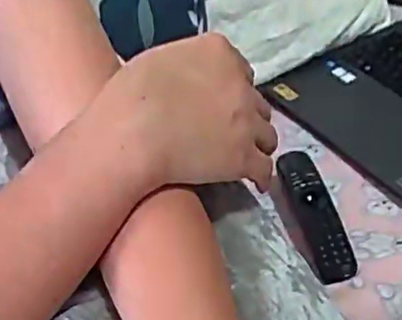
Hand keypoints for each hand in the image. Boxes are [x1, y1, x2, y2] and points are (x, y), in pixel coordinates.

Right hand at [95, 34, 277, 190]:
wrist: (136, 132)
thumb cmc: (133, 97)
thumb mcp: (162, 62)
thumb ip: (187, 69)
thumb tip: (188, 88)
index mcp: (219, 53)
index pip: (242, 72)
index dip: (236, 93)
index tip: (228, 107)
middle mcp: (238, 84)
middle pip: (258, 105)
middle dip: (250, 119)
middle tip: (238, 136)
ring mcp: (245, 122)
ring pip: (267, 137)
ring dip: (260, 147)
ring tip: (251, 159)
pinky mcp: (243, 157)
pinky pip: (264, 169)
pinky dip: (263, 177)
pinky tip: (258, 184)